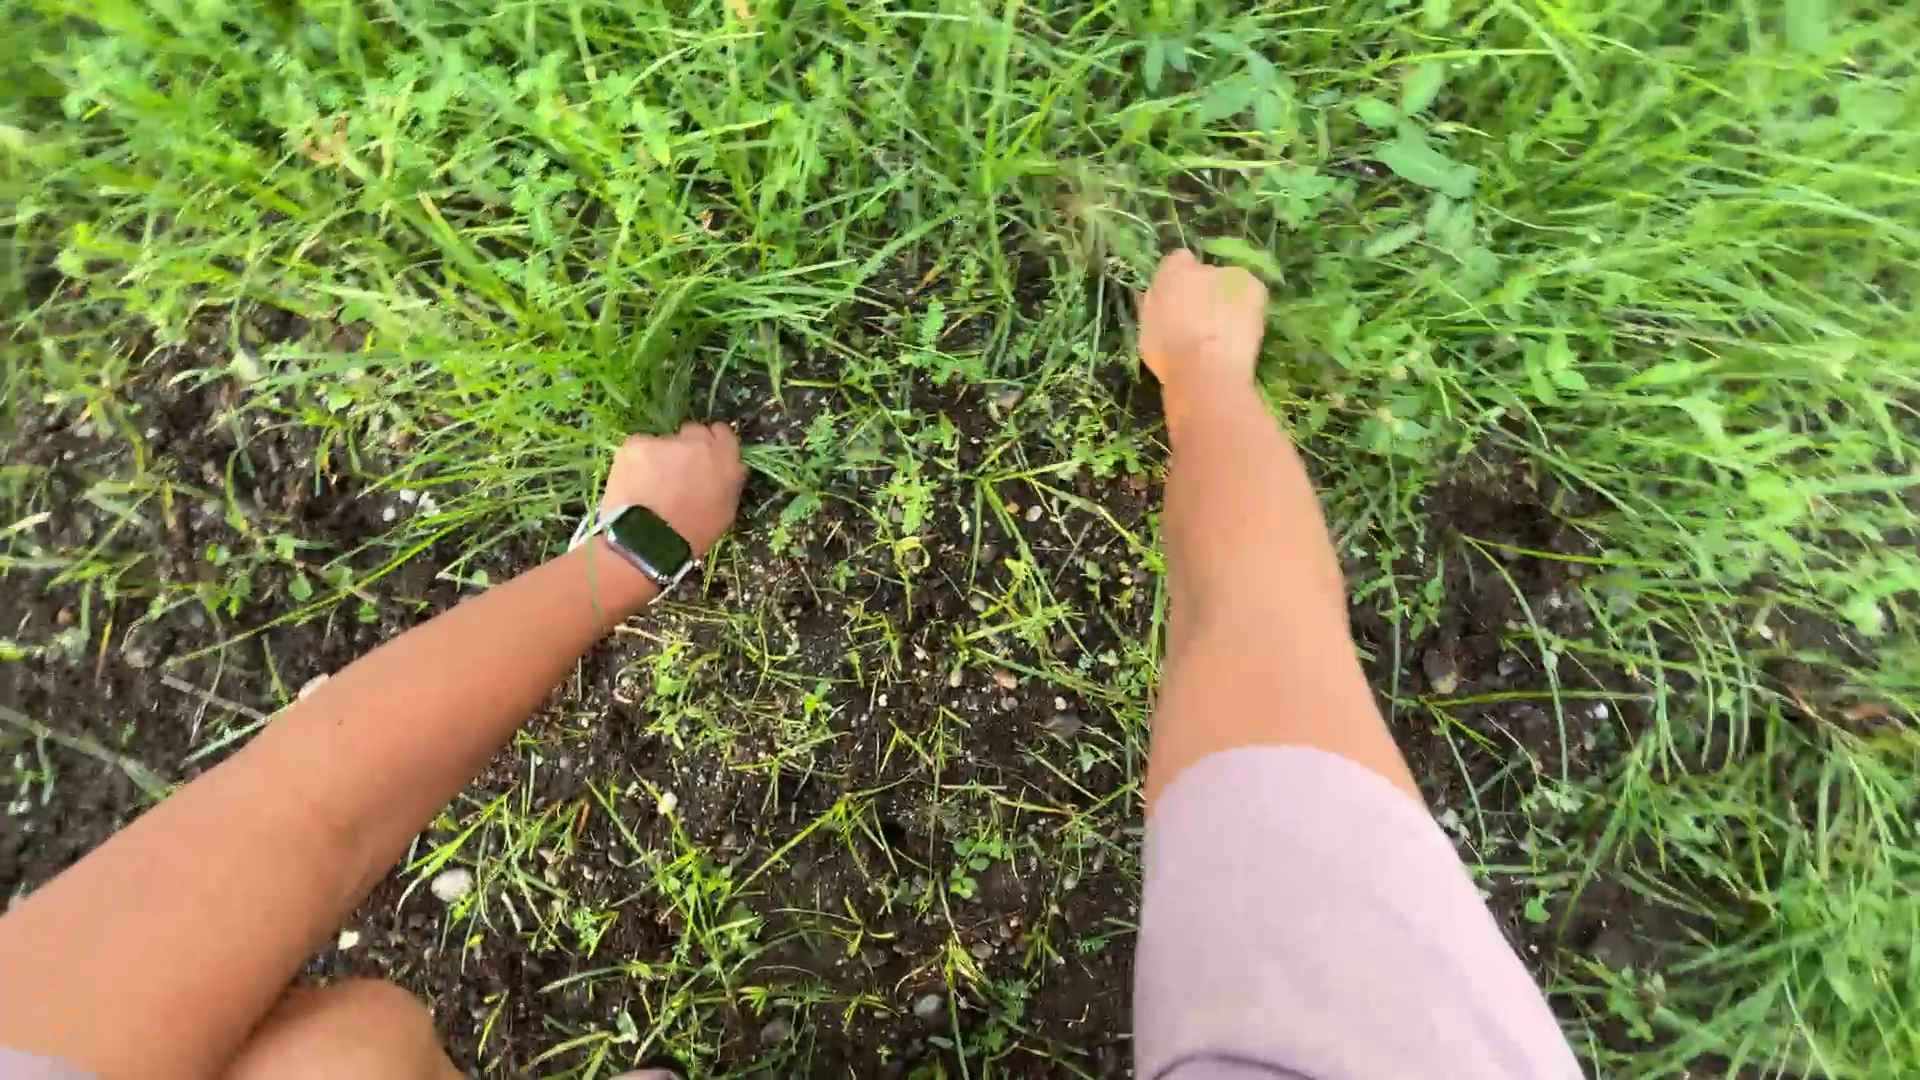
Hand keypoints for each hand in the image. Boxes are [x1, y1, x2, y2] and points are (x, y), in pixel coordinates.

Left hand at [601, 422, 745, 556]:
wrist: (648, 539)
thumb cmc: (694, 532)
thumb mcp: (726, 510)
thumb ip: (730, 481)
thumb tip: (732, 466)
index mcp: (725, 458)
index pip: (723, 433)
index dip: (713, 444)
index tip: (705, 457)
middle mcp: (698, 442)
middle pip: (693, 432)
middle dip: (687, 447)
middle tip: (678, 472)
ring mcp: (666, 441)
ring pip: (664, 442)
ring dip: (661, 456)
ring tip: (652, 484)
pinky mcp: (637, 444)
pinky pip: (639, 448)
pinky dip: (637, 462)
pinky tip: (635, 483)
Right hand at [1137, 249, 1267, 404]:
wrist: (1206, 369)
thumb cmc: (1168, 356)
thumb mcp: (1147, 332)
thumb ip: (1154, 308)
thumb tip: (1156, 299)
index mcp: (1169, 275)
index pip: (1177, 261)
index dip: (1180, 280)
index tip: (1180, 300)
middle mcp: (1201, 268)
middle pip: (1205, 273)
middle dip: (1205, 292)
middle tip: (1203, 322)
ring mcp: (1230, 276)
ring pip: (1229, 285)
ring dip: (1227, 301)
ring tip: (1224, 333)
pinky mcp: (1254, 288)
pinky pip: (1251, 295)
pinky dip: (1248, 310)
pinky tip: (1241, 333)